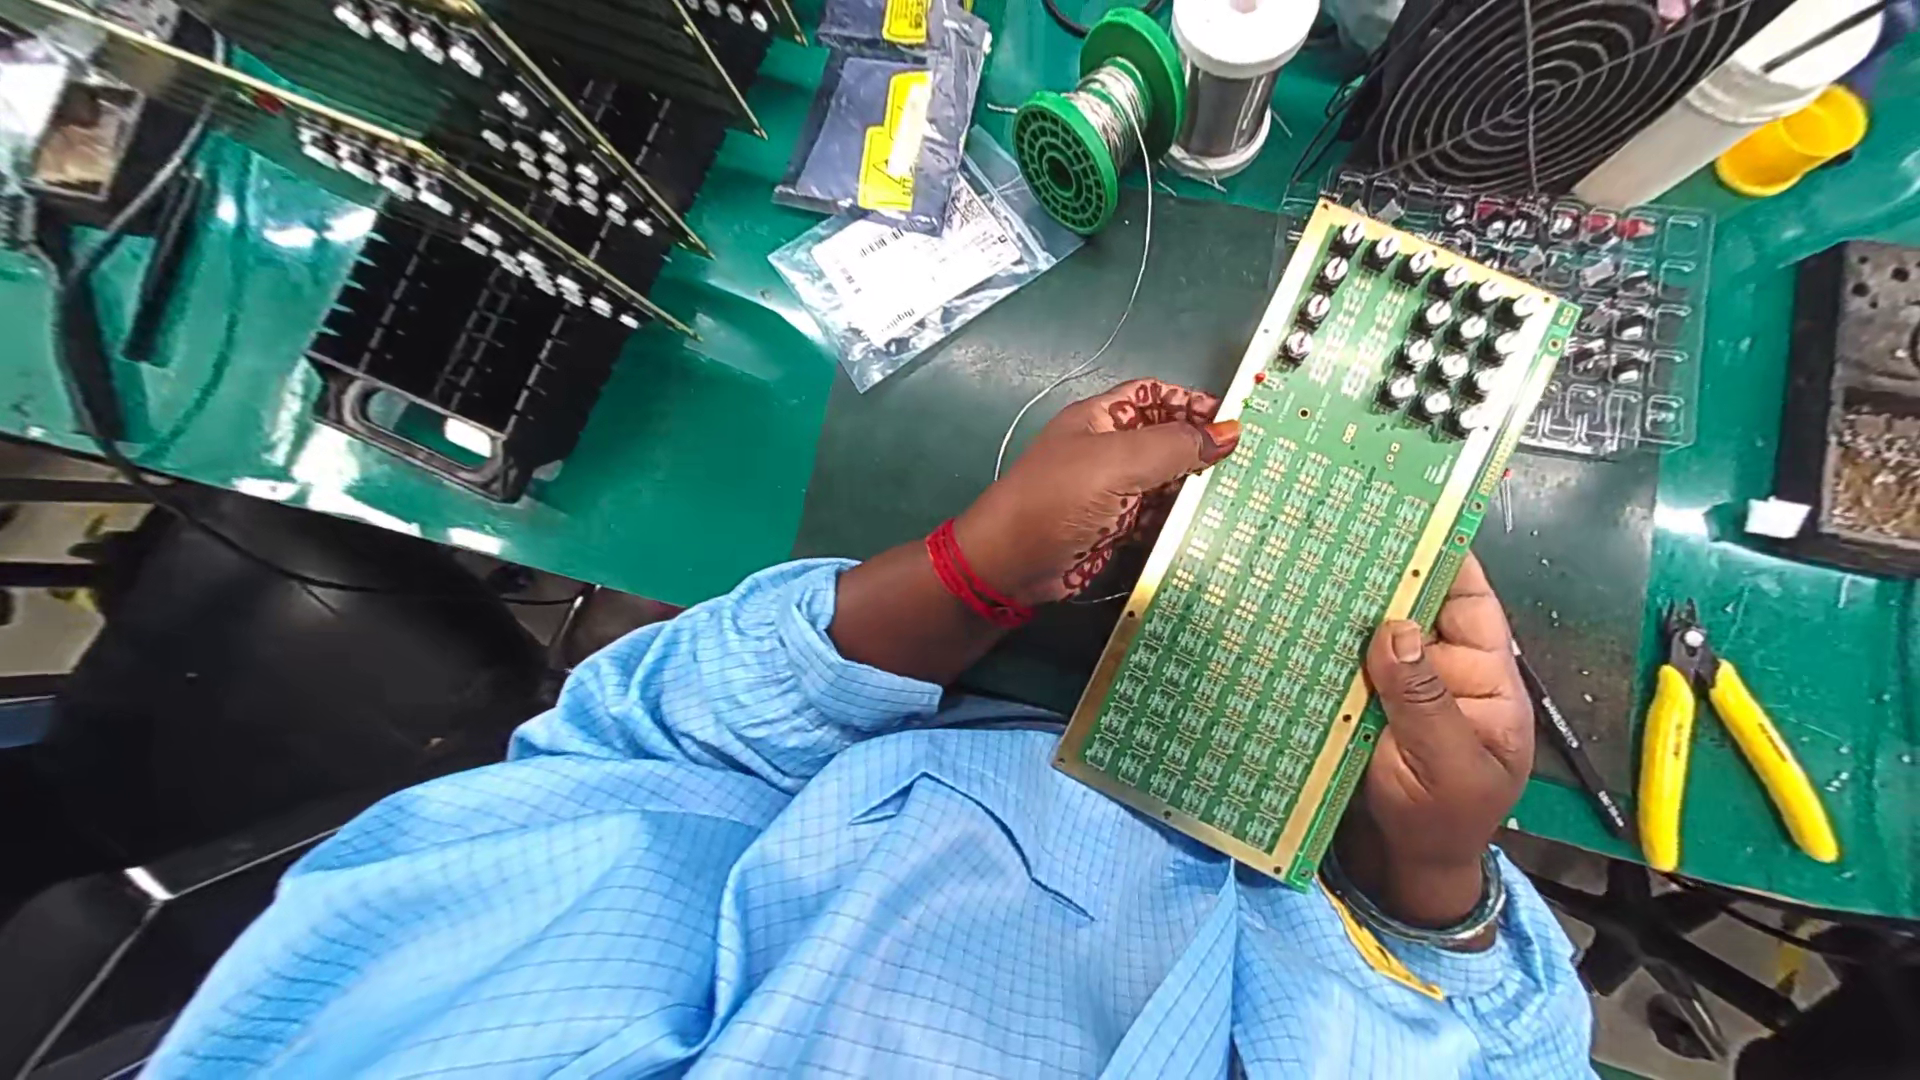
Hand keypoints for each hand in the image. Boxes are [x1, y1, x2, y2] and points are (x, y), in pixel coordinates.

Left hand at [953, 378, 1239, 606]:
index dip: (1190, 403)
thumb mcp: (1117, 462)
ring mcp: (1110, 491)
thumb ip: (1173, 445)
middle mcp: (1106, 451)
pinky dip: (1176, 518)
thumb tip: (1229, 432)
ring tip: (1235, 495)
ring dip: (1192, 487)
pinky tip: (1204, 524)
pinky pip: (1154, 515)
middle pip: (1163, 439)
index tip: (1232, 422)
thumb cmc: (1059, 499)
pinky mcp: (1113, 526)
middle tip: (1245, 464)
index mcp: (1100, 420)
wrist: (1012, 562)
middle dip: (1199, 448)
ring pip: (1162, 481)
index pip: (1153, 396)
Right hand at [1336, 554, 1532, 936]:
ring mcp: (1388, 681)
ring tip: (1302, 563)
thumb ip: (1426, 699)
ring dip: (1340, 603)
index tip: (1416, 520)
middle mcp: (1432, 667)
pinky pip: (1336, 659)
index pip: (1470, 605)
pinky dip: (1316, 639)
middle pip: (1410, 608)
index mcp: (1481, 678)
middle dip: (1380, 573)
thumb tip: (1396, 627)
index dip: (1449, 561)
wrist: (1399, 859)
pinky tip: (1287, 615)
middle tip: (1337, 533)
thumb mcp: (1448, 763)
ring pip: (1366, 630)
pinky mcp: (1351, 694)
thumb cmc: (1442, 816)